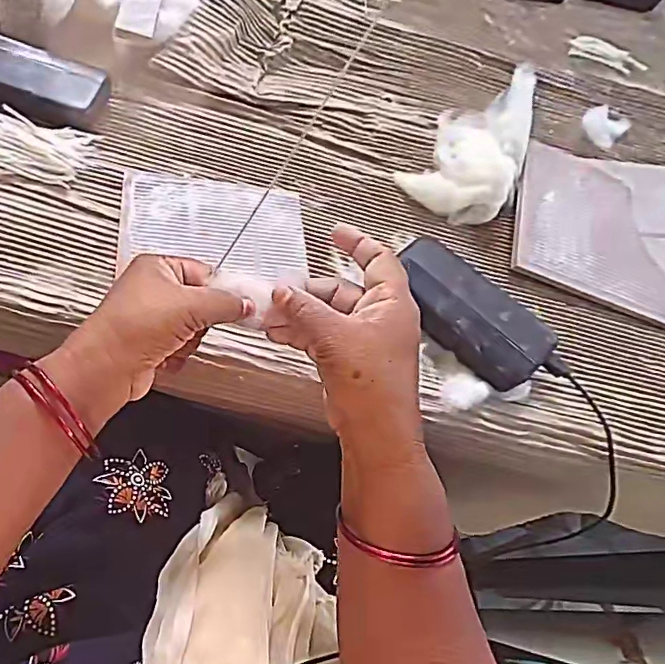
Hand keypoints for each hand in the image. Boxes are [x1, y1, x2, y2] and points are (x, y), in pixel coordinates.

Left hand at [63, 254, 252, 402]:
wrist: (107, 368)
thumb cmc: (130, 327)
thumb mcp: (190, 305)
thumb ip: (224, 303)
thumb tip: (244, 303)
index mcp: (156, 267)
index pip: (203, 272)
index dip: (220, 289)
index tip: (237, 302)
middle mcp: (151, 290)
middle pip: (200, 304)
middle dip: (200, 322)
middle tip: (192, 324)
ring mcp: (149, 319)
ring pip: (193, 329)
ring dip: (189, 341)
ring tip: (173, 341)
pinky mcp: (150, 344)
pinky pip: (180, 347)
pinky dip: (178, 354)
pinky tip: (164, 354)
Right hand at [261, 225, 423, 446]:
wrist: (374, 430)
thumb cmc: (375, 388)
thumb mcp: (334, 336)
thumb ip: (305, 309)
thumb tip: (284, 292)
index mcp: (391, 304)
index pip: (377, 259)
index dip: (356, 243)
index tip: (336, 233)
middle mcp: (380, 318)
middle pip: (339, 291)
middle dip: (307, 293)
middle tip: (281, 294)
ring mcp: (363, 339)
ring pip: (325, 315)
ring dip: (298, 315)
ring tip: (272, 317)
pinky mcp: (347, 358)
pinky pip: (320, 335)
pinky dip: (300, 332)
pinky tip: (280, 333)